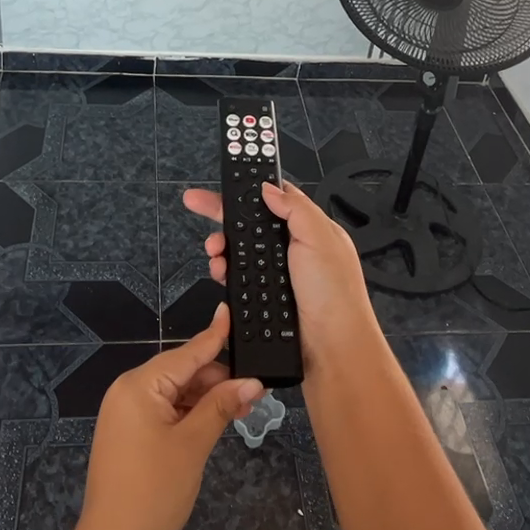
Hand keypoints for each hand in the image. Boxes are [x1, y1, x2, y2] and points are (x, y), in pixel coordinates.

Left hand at [76, 304, 263, 529]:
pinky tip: (214, 421)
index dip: (213, 335)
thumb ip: (222, 407)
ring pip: (174, 392)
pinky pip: (163, 409)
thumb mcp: (193, 445)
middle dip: (216, 380)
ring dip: (205, 399)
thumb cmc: (153, 490)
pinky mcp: (128, 432)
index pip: (186, 352)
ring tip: (240, 409)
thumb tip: (252, 381)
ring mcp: (126, 412)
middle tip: (254, 389)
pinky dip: (188, 413)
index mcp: (139, 385)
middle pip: (181, 371)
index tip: (230, 311)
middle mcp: (128, 390)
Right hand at [182, 179, 379, 375]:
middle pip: (251, 224)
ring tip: (213, 248)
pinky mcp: (264, 297)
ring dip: (222, 245)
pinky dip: (225, 272)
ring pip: (240, 251)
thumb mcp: (320, 237)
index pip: (276, 198)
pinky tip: (219, 271)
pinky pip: (237, 278)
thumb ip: (295, 207)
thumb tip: (268, 188)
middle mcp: (292, 249)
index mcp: (310, 228)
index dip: (251, 187)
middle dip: (224, 214)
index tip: (226, 179)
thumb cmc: (333, 291)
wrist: (331, 350)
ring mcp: (278, 274)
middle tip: (196, 202)